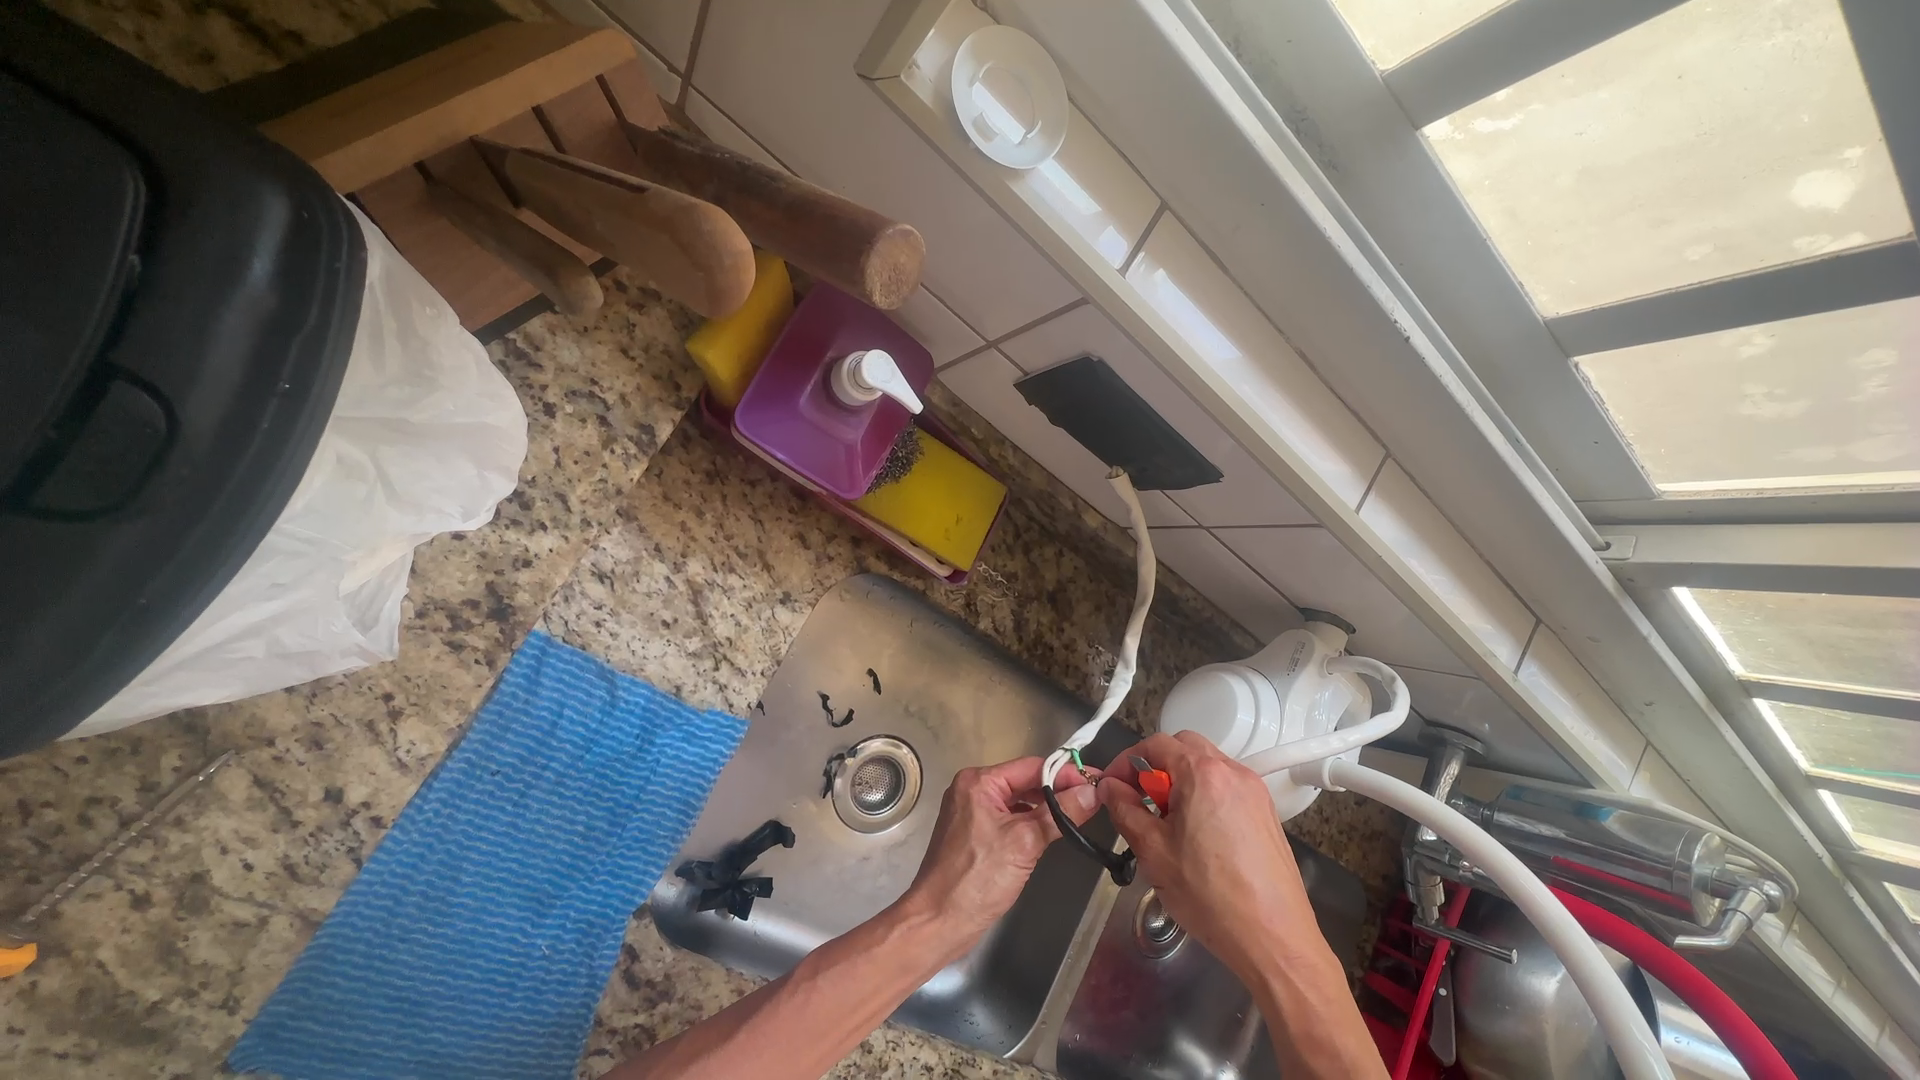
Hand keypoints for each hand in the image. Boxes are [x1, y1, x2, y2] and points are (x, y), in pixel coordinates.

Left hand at [901, 756, 1098, 946]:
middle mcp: (973, 790)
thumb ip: (1060, 814)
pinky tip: (1052, 832)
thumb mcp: (1024, 842)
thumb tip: (1093, 793)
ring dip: (1047, 808)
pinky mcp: (976, 835)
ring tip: (1081, 814)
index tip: (1096, 783)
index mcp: (979, 782)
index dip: (1066, 774)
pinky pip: (1011, 819)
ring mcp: (972, 813)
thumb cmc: (978, 878)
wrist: (939, 921)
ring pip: (1019, 802)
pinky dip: (1032, 823)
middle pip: (1025, 782)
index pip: (1032, 767)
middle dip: (1058, 791)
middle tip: (1094, 799)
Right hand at [1096, 732, 1327, 979]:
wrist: (1274, 938)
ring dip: (1180, 782)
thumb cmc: (1209, 895)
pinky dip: (1203, 796)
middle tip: (1138, 801)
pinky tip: (1195, 836)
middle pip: (1184, 747)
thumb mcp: (1153, 851)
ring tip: (1165, 824)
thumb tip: (1109, 787)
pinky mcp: (1266, 813)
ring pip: (1207, 767)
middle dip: (1155, 767)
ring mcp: (1255, 792)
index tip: (1112, 786)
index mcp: (1203, 774)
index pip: (1156, 744)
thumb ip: (1125, 810)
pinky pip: (1226, 788)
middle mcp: (1233, 772)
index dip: (1126, 761)